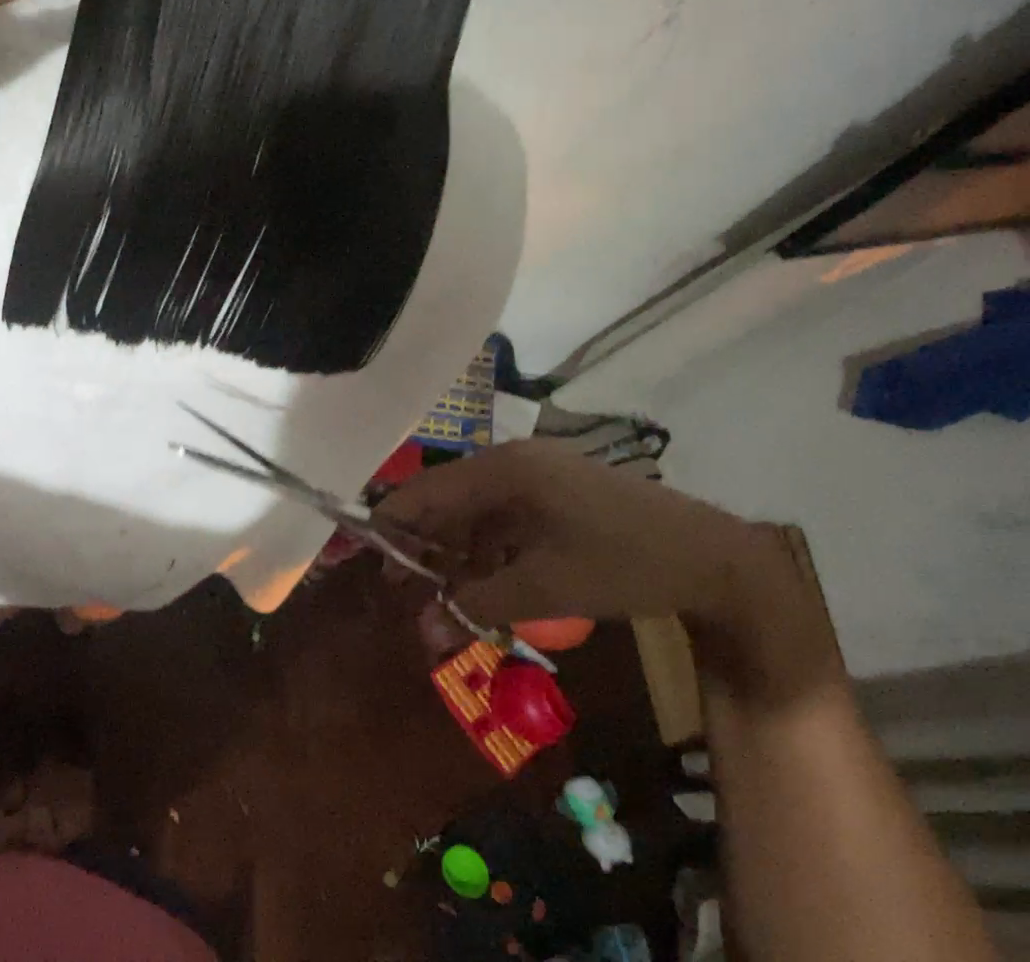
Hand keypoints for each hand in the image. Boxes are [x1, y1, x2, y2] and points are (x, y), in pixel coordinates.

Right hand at [373, 440, 794, 633]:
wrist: (721, 561)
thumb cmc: (624, 565)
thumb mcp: (542, 589)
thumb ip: (474, 605)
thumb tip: (425, 631)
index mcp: (503, 470)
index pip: (420, 494)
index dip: (388, 530)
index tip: (371, 570)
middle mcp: (513, 462)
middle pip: (443, 502)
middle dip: (422, 550)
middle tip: (409, 594)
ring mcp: (538, 474)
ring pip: (471, 513)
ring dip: (455, 556)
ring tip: (449, 599)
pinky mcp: (557, 492)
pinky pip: (501, 518)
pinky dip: (486, 550)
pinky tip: (487, 584)